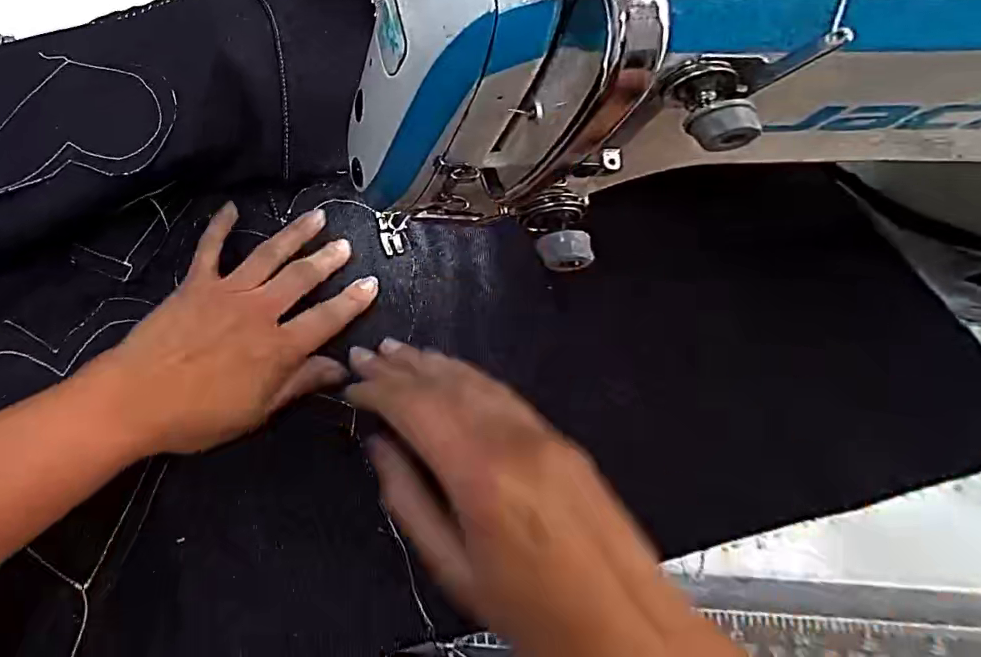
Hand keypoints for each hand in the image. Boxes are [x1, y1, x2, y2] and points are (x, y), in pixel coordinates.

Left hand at [86, 204, 375, 455]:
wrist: (137, 398)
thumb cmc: (199, 416)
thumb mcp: (257, 411)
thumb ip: (299, 384)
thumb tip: (340, 369)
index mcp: (278, 347)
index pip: (326, 319)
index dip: (352, 301)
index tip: (371, 283)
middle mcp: (260, 310)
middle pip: (302, 278)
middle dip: (328, 260)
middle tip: (346, 244)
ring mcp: (228, 291)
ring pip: (269, 255)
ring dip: (295, 234)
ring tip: (316, 217)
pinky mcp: (197, 283)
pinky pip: (211, 249)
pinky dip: (220, 227)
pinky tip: (230, 207)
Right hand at [346, 342, 740, 656]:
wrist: (629, 629)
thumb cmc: (532, 612)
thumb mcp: (456, 570)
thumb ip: (409, 502)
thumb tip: (380, 447)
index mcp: (480, 472)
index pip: (415, 408)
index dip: (378, 391)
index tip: (350, 385)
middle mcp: (510, 437)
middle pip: (443, 384)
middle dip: (399, 367)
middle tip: (364, 354)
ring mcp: (539, 431)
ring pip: (473, 379)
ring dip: (431, 362)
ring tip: (397, 351)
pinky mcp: (558, 435)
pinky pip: (500, 391)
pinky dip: (466, 374)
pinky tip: (448, 369)